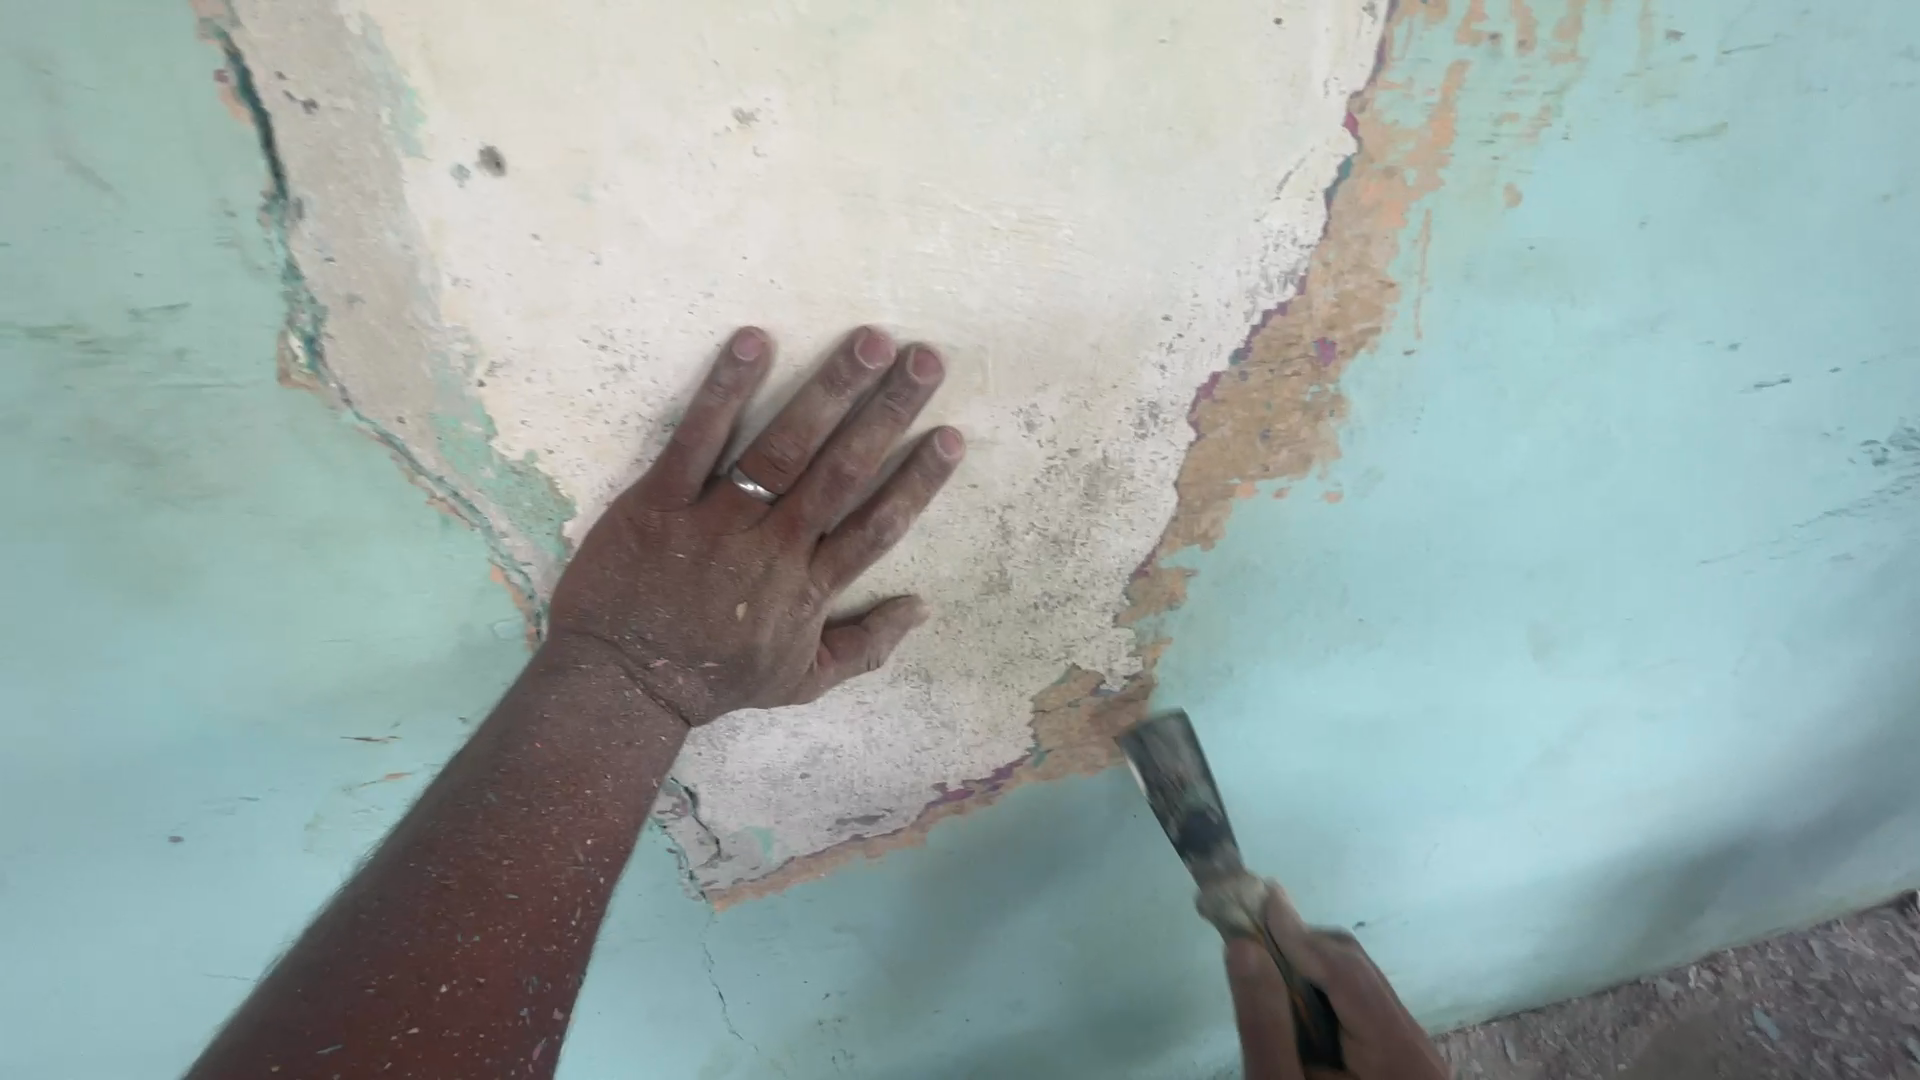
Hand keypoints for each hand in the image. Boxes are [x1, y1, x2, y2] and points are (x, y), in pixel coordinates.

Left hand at [548, 325, 964, 726]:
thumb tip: (923, 608)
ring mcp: (718, 521)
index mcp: (812, 587)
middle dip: (889, 413)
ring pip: (784, 448)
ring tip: (868, 341)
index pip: (879, 525)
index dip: (919, 479)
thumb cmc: (717, 678)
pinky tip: (755, 342)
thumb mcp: (804, 682)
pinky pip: (697, 440)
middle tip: (925, 361)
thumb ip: (867, 646)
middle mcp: (776, 547)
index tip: (952, 436)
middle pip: (843, 471)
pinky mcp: (660, 502)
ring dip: (829, 391)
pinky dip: (725, 392)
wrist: (622, 685)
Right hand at [1226, 888, 1449, 1079]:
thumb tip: (1242, 943)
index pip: (1343, 969)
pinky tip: (1291, 1010)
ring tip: (1262, 975)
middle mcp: (1420, 1051)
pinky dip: (1321, 993)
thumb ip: (1263, 1019)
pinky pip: (1361, 1008)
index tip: (1249, 895)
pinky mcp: (1404, 1066)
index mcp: (1399, 1059)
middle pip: (1353, 968)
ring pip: (1357, 983)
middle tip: (1244, 940)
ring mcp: (1416, 1059)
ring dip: (1306, 969)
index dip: (1294, 930)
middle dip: (1297, 947)